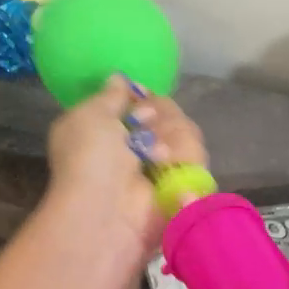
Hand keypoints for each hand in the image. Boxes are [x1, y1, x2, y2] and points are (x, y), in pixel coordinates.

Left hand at [45, 75, 206, 258]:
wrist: (106, 209)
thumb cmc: (89, 159)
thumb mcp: (89, 116)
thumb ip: (110, 95)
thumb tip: (120, 79)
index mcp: (115, 129)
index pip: (148, 102)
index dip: (147, 98)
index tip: (139, 101)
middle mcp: (144, 147)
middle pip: (174, 114)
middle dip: (162, 117)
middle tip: (143, 128)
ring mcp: (166, 168)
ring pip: (189, 134)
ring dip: (173, 140)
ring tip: (155, 158)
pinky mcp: (186, 186)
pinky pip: (199, 160)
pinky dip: (185, 160)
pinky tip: (167, 169)